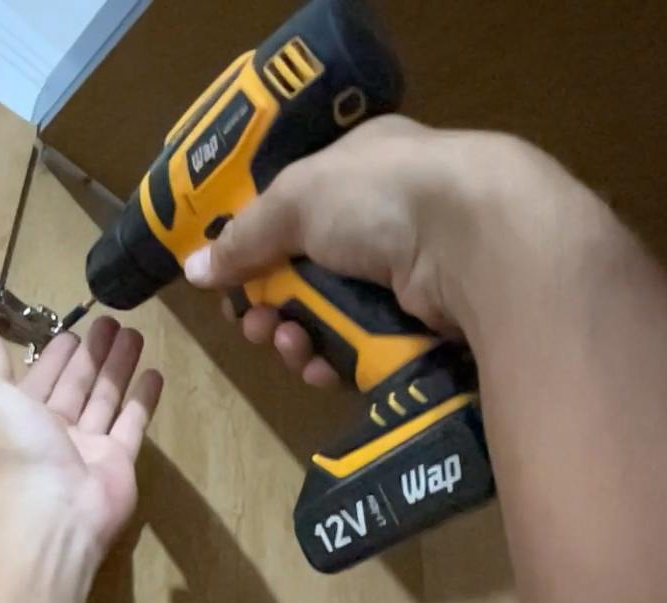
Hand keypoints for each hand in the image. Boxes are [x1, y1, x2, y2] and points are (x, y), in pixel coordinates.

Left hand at [0, 317, 163, 555]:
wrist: (51, 510)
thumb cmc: (13, 447)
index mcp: (16, 418)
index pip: (38, 380)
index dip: (53, 356)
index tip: (72, 332)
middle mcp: (50, 434)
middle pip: (74, 386)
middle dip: (91, 355)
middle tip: (111, 322)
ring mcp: (87, 449)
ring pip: (105, 400)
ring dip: (118, 367)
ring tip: (134, 334)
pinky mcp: (118, 462)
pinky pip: (131, 424)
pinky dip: (142, 399)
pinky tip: (155, 373)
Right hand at [183, 116, 595, 386]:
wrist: (475, 241)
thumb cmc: (379, 198)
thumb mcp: (296, 201)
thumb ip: (243, 238)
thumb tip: (192, 271)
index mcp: (356, 173)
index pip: (292, 215)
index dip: (254, 253)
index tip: (227, 286)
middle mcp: (381, 222)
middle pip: (303, 277)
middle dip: (268, 307)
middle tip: (251, 328)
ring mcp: (401, 277)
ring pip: (327, 321)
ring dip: (294, 339)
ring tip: (286, 346)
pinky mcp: (415, 327)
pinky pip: (357, 352)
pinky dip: (330, 361)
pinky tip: (316, 366)